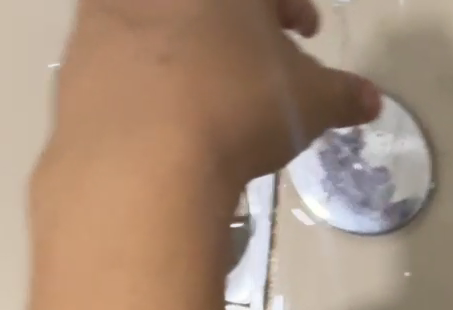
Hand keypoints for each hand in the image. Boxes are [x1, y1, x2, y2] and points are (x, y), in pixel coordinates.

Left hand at [47, 0, 381, 194]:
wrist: (142, 151)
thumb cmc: (239, 105)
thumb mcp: (312, 103)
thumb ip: (345, 96)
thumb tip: (372, 99)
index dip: (292, 8)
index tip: (307, 30)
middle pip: (212, 2)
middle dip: (243, 24)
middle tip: (265, 58)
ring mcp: (109, 13)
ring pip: (166, 21)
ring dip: (198, 46)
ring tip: (224, 91)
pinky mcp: (79, 55)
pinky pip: (130, 53)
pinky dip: (160, 74)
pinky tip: (181, 114)